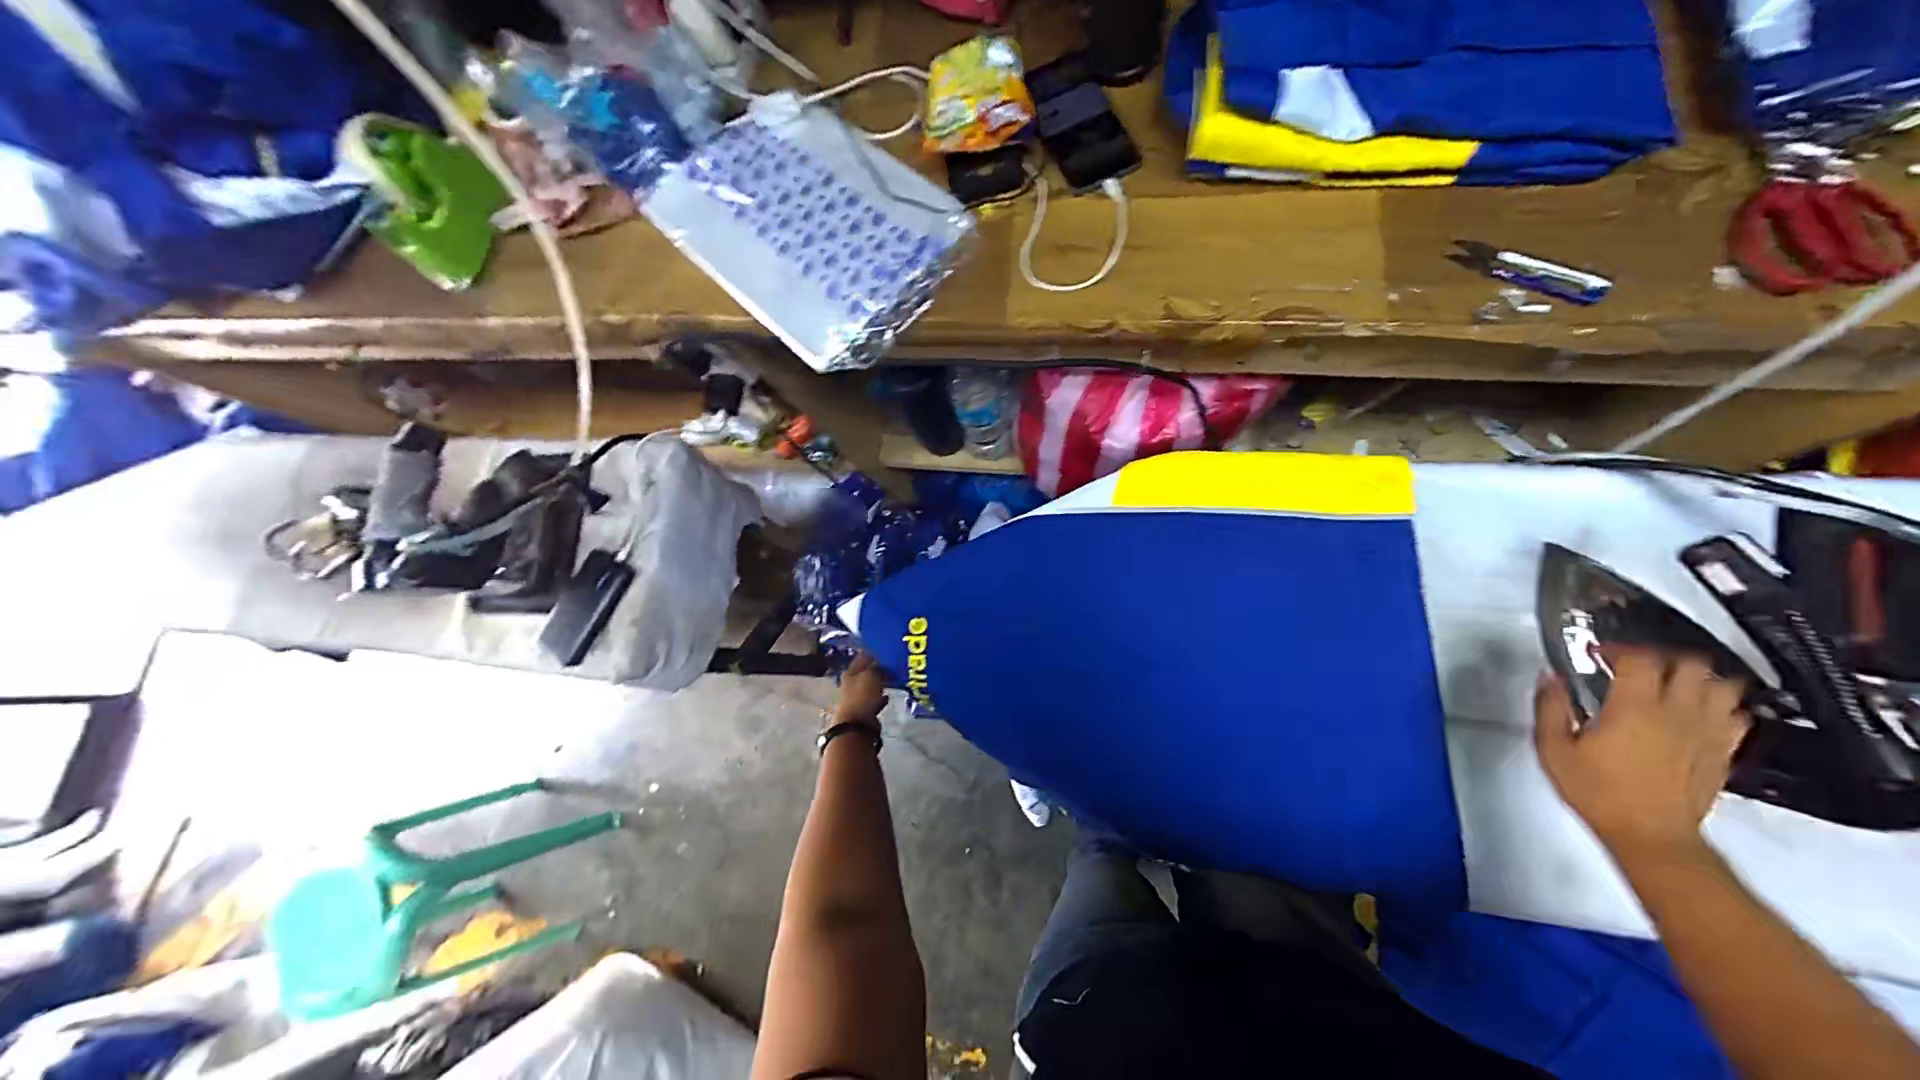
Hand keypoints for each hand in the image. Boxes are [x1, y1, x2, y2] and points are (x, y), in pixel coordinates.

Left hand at [832, 653, 888, 728]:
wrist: (856, 727)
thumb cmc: (861, 697)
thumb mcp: (870, 676)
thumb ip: (876, 667)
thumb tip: (881, 661)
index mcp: (849, 673)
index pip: (861, 658)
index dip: (873, 653)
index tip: (886, 649)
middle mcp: (850, 684)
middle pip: (865, 672)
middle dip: (878, 668)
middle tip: (892, 663)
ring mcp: (856, 698)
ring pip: (870, 686)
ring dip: (880, 683)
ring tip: (893, 678)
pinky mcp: (863, 711)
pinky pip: (874, 700)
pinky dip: (880, 697)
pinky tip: (888, 695)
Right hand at [1534, 649, 1750, 856]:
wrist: (1651, 837)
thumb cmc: (1599, 793)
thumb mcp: (1553, 749)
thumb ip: (1550, 708)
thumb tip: (1550, 678)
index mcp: (1634, 709)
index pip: (1639, 658)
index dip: (1619, 648)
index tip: (1599, 653)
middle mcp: (1677, 714)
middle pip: (1690, 664)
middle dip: (1663, 656)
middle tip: (1637, 663)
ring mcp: (1707, 732)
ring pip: (1722, 685)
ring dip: (1698, 677)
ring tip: (1672, 681)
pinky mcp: (1723, 751)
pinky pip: (1737, 715)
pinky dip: (1721, 705)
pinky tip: (1699, 711)